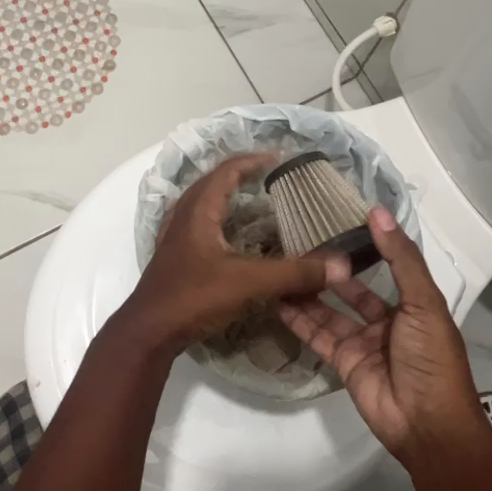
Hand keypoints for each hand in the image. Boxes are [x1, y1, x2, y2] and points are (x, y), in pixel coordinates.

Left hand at [115, 154, 347, 355]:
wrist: (150, 331)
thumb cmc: (195, 297)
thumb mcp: (249, 283)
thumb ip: (294, 273)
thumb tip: (341, 265)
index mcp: (199, 210)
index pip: (226, 171)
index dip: (252, 161)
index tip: (278, 158)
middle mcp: (183, 215)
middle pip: (211, 181)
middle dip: (238, 173)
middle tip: (266, 174)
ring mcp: (173, 236)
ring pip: (199, 201)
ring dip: (223, 193)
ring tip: (249, 197)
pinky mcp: (172, 256)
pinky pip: (195, 221)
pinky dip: (215, 215)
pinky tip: (227, 233)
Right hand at [278, 207, 481, 461]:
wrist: (427, 424)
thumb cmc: (432, 357)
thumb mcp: (423, 302)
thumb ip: (400, 258)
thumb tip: (378, 211)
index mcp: (412, 305)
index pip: (385, 268)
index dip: (365, 247)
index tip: (337, 221)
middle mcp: (386, 321)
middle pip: (352, 290)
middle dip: (329, 271)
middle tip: (297, 243)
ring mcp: (362, 342)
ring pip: (329, 311)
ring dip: (308, 292)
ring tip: (282, 265)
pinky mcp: (343, 362)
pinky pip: (318, 336)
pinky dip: (299, 320)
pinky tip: (278, 299)